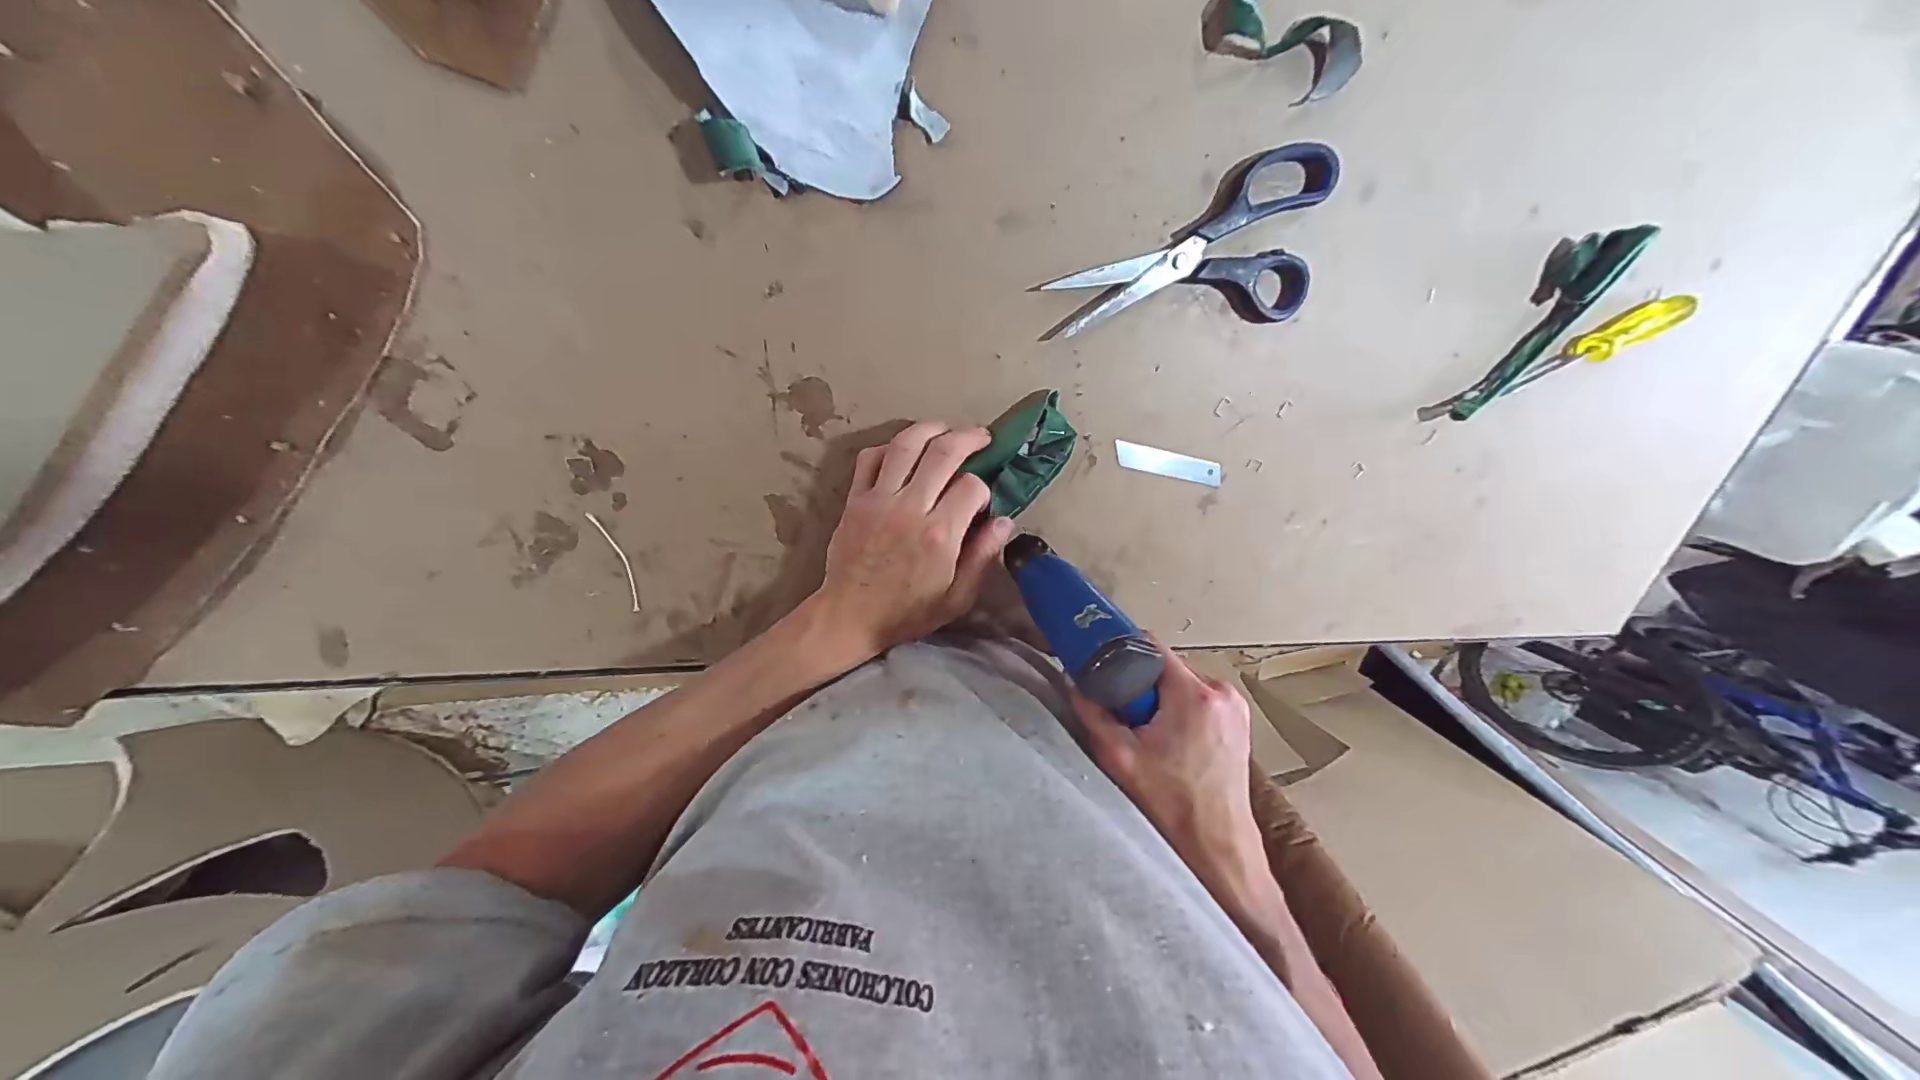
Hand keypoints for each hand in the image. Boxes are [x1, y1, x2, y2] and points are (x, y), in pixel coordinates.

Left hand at [807, 422, 1014, 662]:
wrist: (849, 616)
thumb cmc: (907, 612)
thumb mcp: (956, 597)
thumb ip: (982, 556)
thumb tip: (1005, 521)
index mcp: (939, 534)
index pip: (971, 486)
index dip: (984, 487)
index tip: (982, 499)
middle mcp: (910, 508)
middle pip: (943, 452)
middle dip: (968, 437)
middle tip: (981, 436)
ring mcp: (878, 499)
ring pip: (906, 444)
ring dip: (930, 428)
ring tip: (946, 429)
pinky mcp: (855, 499)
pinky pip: (870, 458)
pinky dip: (890, 446)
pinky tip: (904, 449)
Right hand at [1072, 643, 1262, 873]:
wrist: (1217, 843)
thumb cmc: (1175, 805)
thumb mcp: (1119, 756)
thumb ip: (1093, 713)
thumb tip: (1073, 682)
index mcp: (1195, 695)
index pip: (1152, 645)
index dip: (1123, 648)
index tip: (1104, 661)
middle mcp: (1221, 694)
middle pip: (1167, 664)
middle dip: (1141, 681)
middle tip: (1126, 712)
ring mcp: (1234, 707)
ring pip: (1183, 680)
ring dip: (1161, 695)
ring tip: (1148, 730)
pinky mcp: (1238, 721)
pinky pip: (1199, 697)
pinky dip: (1180, 708)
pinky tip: (1169, 738)